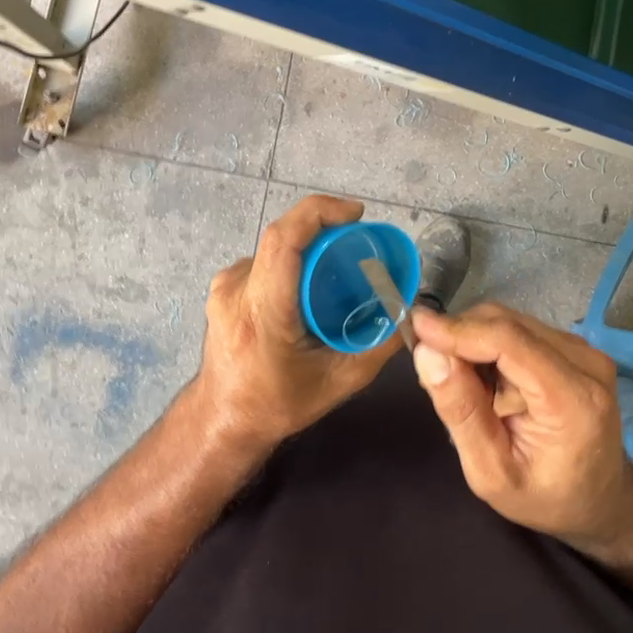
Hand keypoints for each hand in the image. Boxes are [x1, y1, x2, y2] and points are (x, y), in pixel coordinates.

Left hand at [189, 195, 399, 453]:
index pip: (283, 240)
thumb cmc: (278, 404)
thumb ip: (377, 346)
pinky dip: (291, 261)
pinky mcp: (222, 286)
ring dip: (307, 248)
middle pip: (282, 237)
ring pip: (274, 247)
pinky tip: (310, 282)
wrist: (223, 419)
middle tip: (359, 242)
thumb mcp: (337, 382)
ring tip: (338, 266)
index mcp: (261, 310)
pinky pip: (263, 259)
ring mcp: (224, 285)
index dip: (319, 213)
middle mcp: (236, 289)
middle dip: (324, 229)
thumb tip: (409, 311)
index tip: (355, 213)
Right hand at [410, 304, 632, 560]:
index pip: (508, 340)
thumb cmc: (547, 498)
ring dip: (473, 343)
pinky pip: (518, 330)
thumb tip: (427, 354)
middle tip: (431, 373)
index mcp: (573, 399)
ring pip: (508, 322)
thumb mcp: (492, 473)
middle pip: (506, 324)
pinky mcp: (575, 347)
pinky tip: (485, 382)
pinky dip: (489, 347)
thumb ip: (461, 413)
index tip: (414, 327)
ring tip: (461, 386)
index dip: (458, 329)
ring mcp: (584, 350)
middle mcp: (585, 363)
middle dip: (460, 338)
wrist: (600, 500)